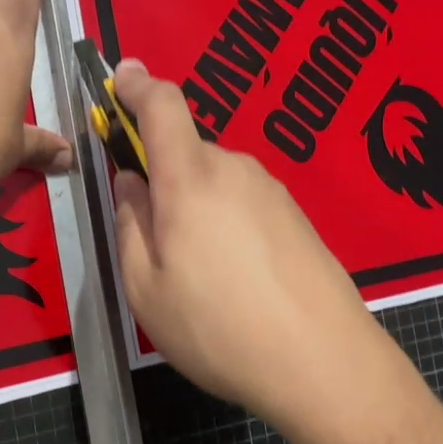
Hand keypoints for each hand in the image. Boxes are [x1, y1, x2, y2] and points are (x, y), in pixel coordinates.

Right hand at [109, 60, 420, 440]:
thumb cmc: (217, 328)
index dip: (136, 86)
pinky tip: (233, 280)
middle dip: (161, 178)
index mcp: (190, 179)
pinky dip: (224, 223)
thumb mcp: (145, 288)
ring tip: (196, 274)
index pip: (162, 106)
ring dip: (194, 206)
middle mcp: (234, 170)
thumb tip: (131, 182)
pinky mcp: (296, 217)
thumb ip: (130, 224)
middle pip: (186, 152)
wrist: (323, 365)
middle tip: (152, 242)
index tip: (118, 78)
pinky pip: (243, 202)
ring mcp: (272, 192)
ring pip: (214, 181)